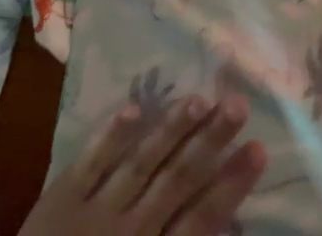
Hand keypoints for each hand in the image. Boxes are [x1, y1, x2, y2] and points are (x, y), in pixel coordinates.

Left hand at [20, 94, 266, 235]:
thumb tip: (216, 214)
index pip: (203, 218)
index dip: (232, 183)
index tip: (258, 148)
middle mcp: (134, 229)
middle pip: (179, 180)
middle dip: (210, 141)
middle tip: (237, 103)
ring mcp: (97, 209)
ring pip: (141, 163)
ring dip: (171, 130)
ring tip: (199, 98)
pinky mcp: (63, 196)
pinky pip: (91, 160)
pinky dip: (112, 135)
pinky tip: (134, 108)